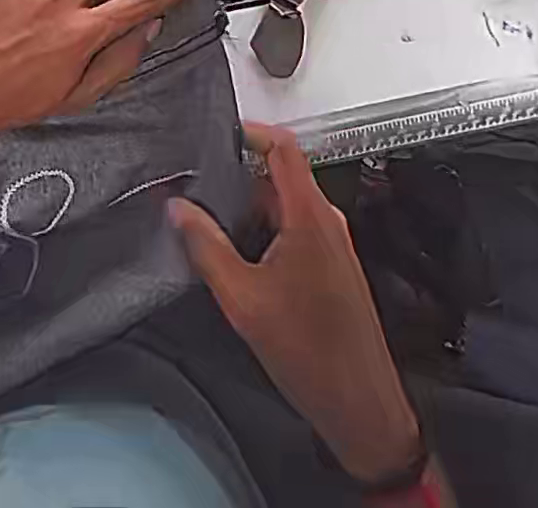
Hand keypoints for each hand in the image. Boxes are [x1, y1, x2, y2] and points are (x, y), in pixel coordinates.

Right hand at [169, 123, 421, 484]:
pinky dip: (265, 228)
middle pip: (279, 176)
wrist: (361, 405)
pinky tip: (240, 255)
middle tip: (198, 188)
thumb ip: (205, 245)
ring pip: (284, 204)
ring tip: (212, 224)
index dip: (252, 132)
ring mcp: (332, 242)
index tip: (218, 133)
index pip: (284, 149)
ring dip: (249, 208)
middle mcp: (326, 221)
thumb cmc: (307, 351)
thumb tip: (176, 208)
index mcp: (309, 217)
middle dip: (237, 178)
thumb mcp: (241, 296)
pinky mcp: (331, 262)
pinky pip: (295, 226)